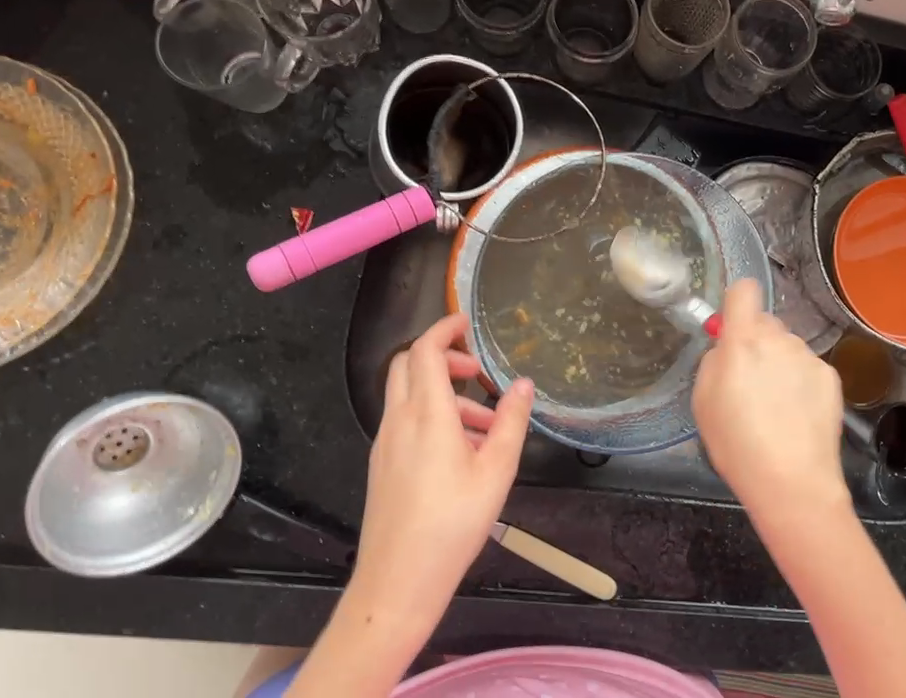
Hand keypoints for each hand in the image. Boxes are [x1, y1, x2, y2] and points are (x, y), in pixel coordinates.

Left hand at [353, 314, 533, 618]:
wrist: (397, 583)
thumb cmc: (452, 524)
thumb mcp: (497, 471)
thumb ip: (512, 421)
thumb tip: (523, 384)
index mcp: (427, 415)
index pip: (423, 351)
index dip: (443, 329)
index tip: (466, 322)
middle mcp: (399, 421)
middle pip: (406, 365)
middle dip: (440, 356)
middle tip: (476, 370)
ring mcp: (385, 444)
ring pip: (406, 395)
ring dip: (442, 392)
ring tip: (484, 423)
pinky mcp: (382, 465)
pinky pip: (404, 422)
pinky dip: (431, 416)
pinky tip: (461, 452)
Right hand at [693, 279, 848, 522]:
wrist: (792, 482)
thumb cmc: (738, 444)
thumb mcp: (703, 403)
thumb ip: (714, 362)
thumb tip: (726, 347)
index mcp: (743, 341)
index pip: (744, 291)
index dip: (737, 303)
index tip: (733, 326)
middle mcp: (779, 339)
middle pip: (766, 324)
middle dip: (757, 343)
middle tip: (750, 382)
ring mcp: (809, 356)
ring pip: (788, 347)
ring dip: (780, 364)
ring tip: (776, 408)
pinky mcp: (831, 376)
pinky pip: (808, 368)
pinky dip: (801, 383)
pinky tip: (798, 416)